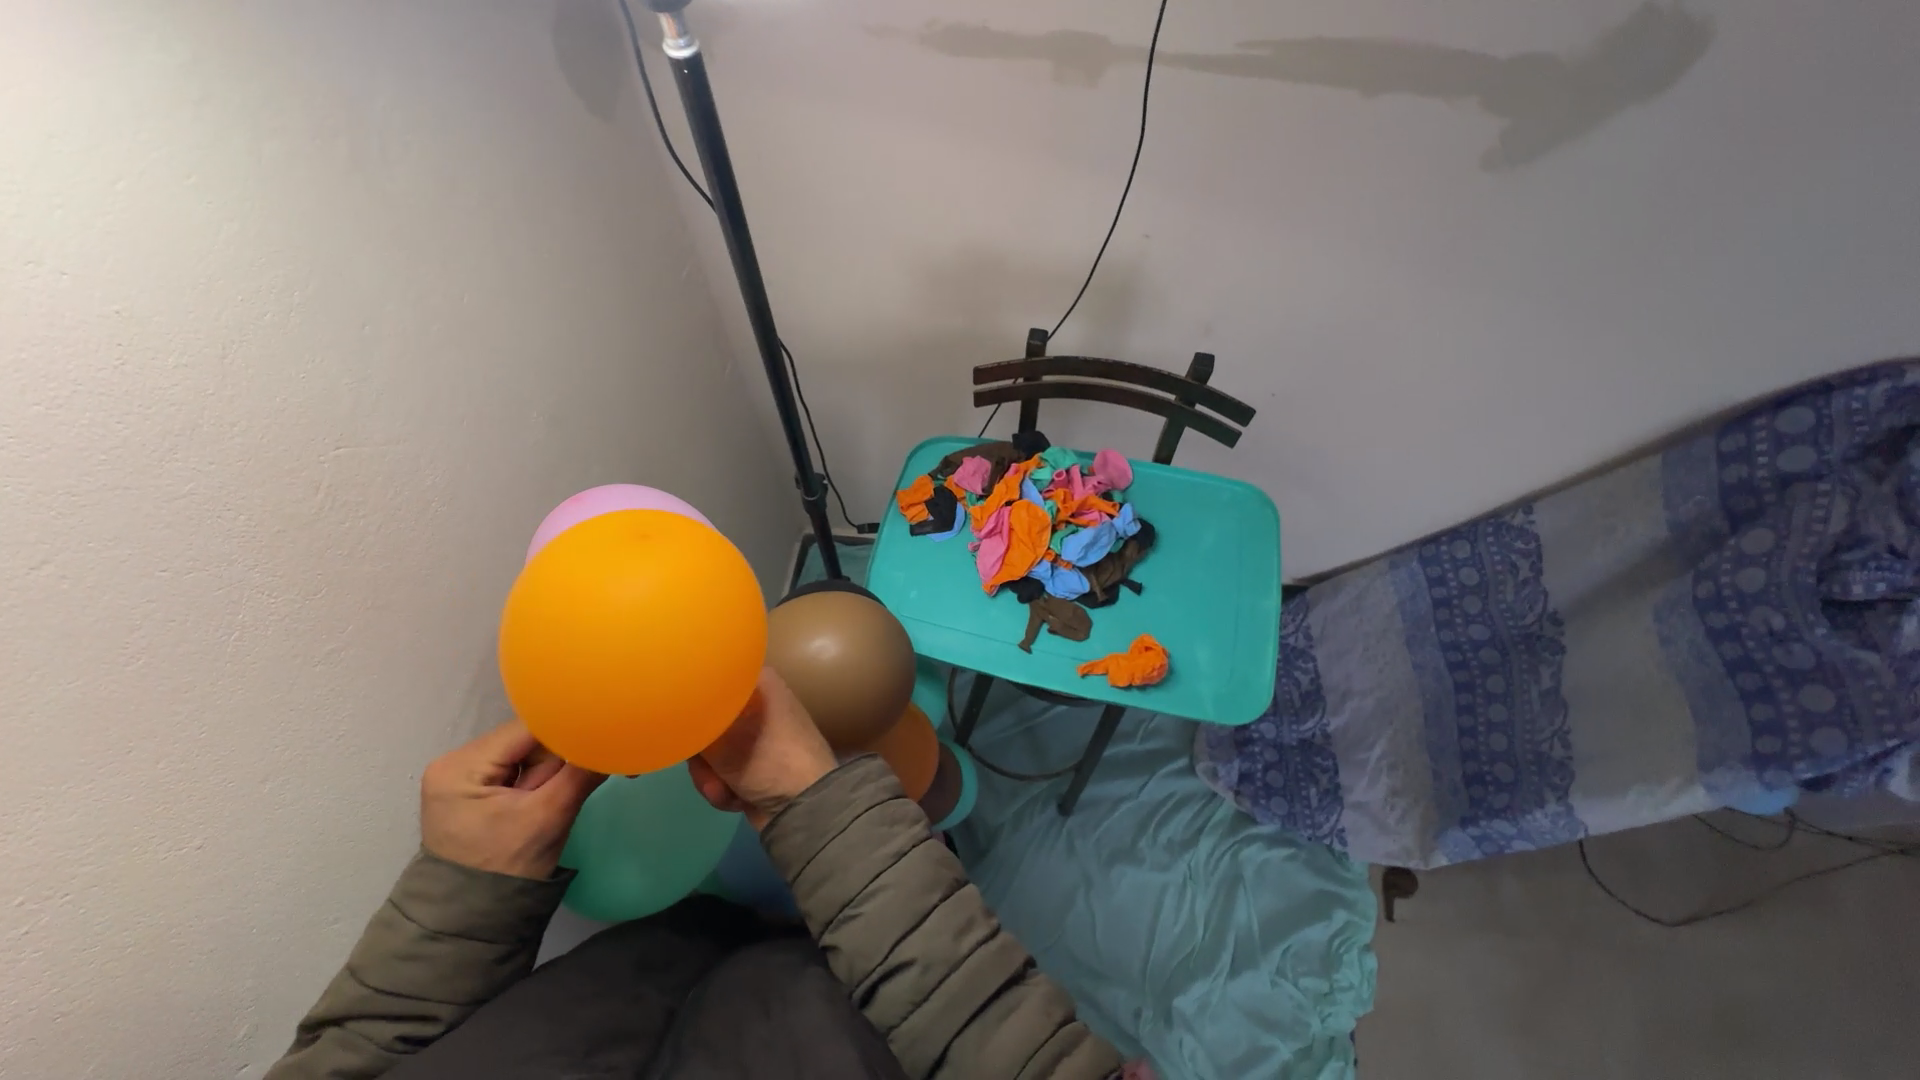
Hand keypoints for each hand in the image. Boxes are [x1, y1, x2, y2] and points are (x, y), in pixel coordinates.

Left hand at [420, 721, 605, 878]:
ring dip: (553, 771)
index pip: (529, 727)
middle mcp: (456, 762)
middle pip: (529, 739)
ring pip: (529, 753)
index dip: (569, 730)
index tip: (603, 739)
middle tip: (577, 784)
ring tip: (554, 802)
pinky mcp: (475, 790)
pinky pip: (521, 769)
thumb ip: (582, 771)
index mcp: (462, 765)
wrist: (473, 920)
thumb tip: (617, 740)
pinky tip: (549, 798)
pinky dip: (542, 780)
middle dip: (560, 758)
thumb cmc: (507, 867)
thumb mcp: (549, 816)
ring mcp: (464, 776)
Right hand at [688, 668, 837, 828]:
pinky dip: (724, 788)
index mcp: (758, 682)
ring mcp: (755, 737)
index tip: (676, 718)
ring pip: (708, 751)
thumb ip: (694, 721)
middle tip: (705, 767)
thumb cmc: (772, 761)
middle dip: (700, 754)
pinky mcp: (753, 765)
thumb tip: (672, 707)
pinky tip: (736, 799)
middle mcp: (757, 703)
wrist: (807, 810)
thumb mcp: (725, 738)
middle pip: (703, 720)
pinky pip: (721, 771)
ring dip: (711, 777)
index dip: (690, 697)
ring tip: (723, 789)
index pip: (712, 676)